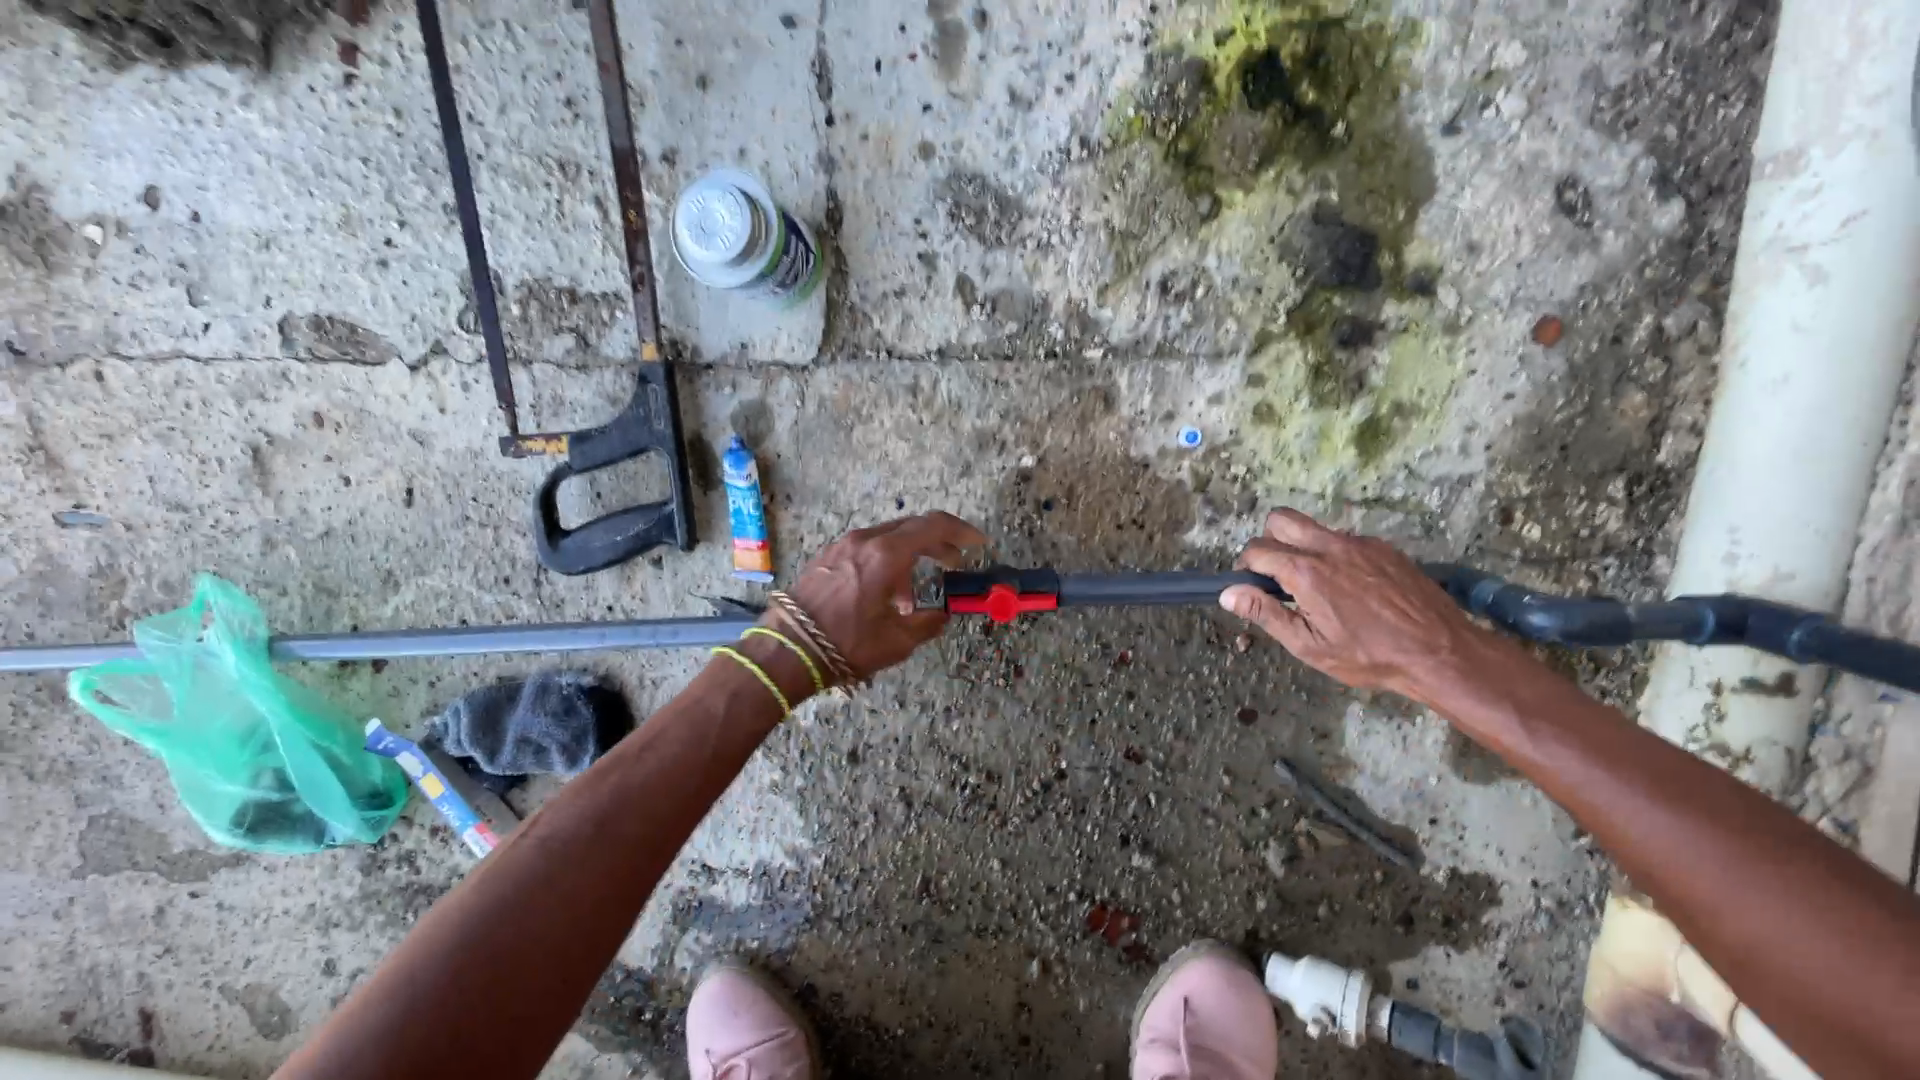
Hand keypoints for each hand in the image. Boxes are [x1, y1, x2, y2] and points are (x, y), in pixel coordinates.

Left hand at [786, 512, 986, 679]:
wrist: (788, 649)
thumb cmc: (847, 645)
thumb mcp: (897, 641)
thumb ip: (928, 623)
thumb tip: (940, 615)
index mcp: (887, 554)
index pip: (934, 526)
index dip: (961, 531)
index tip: (977, 543)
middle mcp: (864, 540)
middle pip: (911, 529)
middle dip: (937, 544)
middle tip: (953, 563)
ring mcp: (842, 546)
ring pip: (886, 539)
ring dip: (908, 558)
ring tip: (910, 598)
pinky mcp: (826, 557)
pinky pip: (865, 549)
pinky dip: (883, 563)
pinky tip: (882, 595)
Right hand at [1220, 508, 1496, 699]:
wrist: (1439, 651)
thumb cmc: (1368, 656)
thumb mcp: (1309, 645)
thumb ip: (1265, 614)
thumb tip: (1228, 594)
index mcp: (1305, 572)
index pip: (1257, 549)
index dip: (1245, 567)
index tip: (1250, 587)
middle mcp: (1329, 547)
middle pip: (1281, 519)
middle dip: (1269, 541)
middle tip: (1276, 576)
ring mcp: (1360, 543)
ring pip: (1314, 528)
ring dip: (1302, 547)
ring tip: (1316, 586)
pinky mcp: (1383, 548)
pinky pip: (1345, 540)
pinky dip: (1334, 556)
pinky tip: (1351, 589)